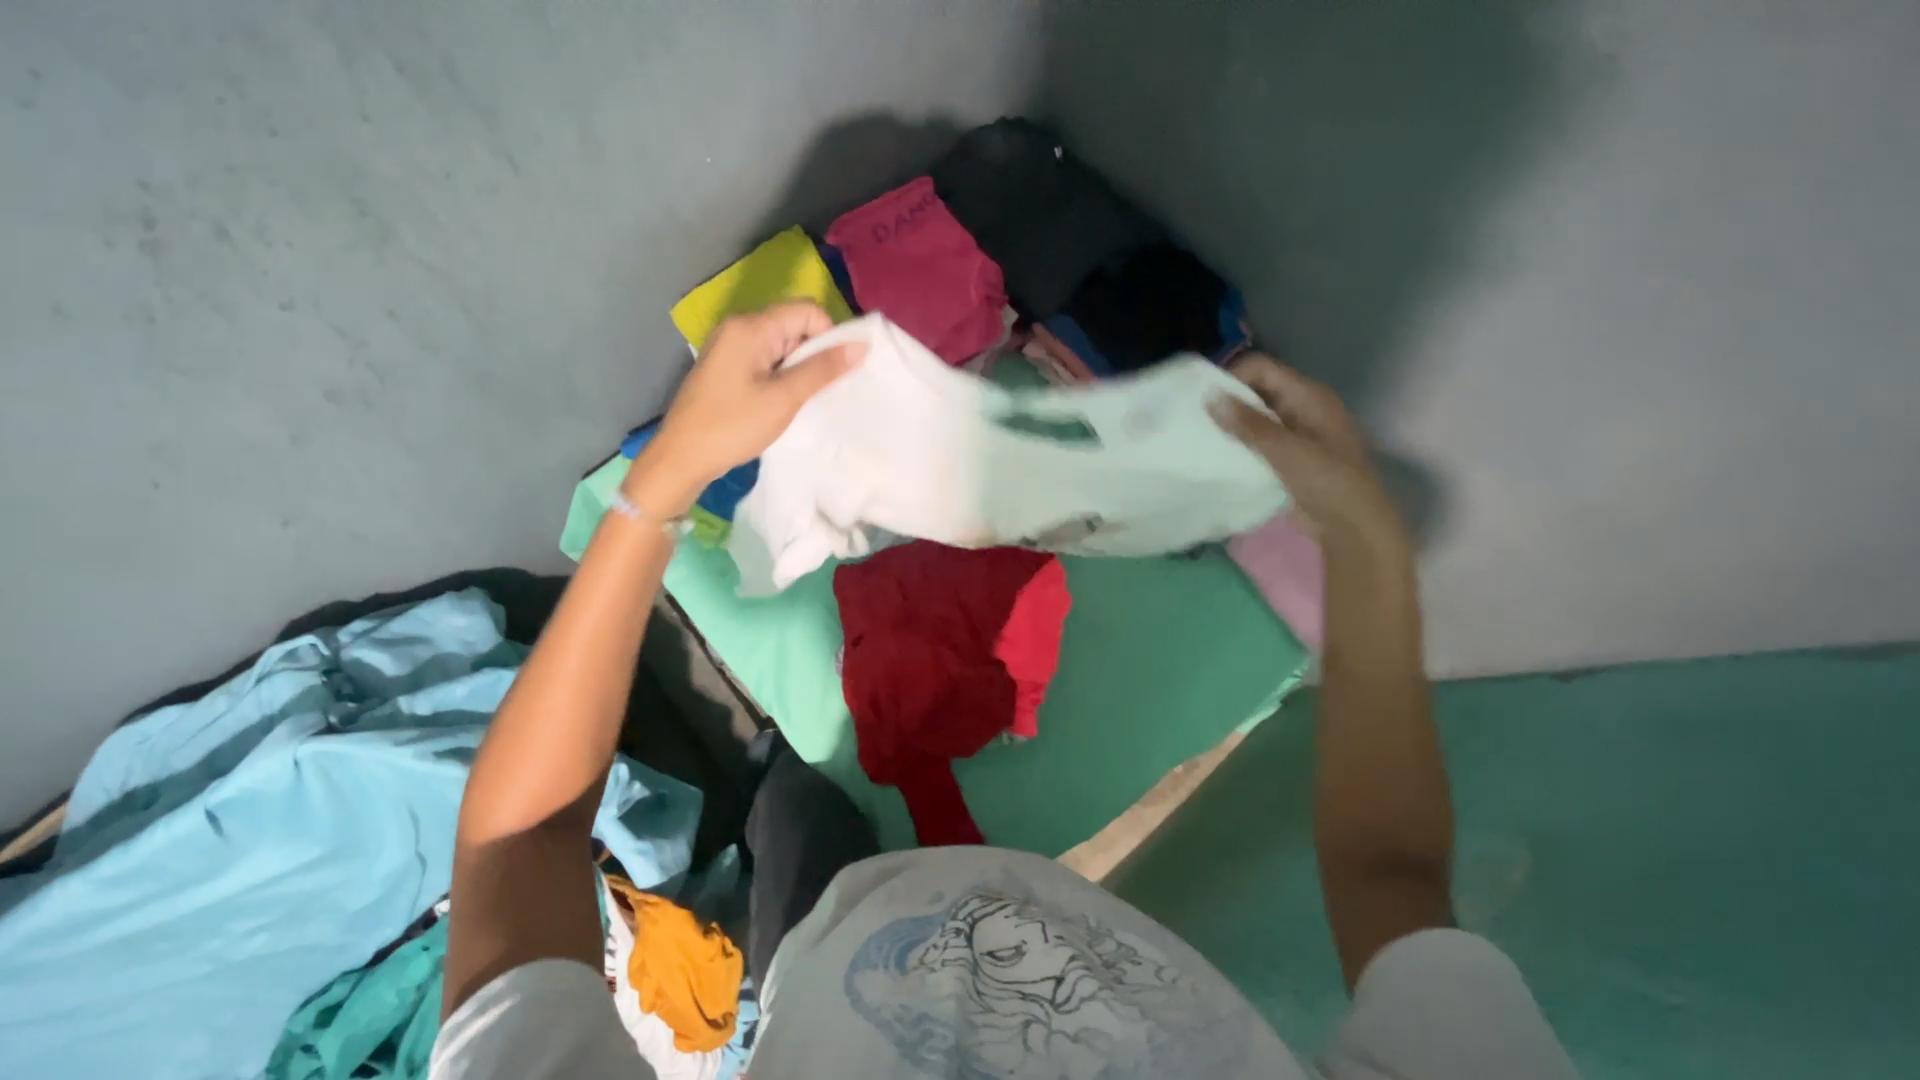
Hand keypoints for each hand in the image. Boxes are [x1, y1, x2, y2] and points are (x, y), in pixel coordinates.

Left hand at [623, 300, 863, 515]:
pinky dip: (782, 376)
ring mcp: (730, 347)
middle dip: (815, 353)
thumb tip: (861, 345)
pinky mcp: (727, 367)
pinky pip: (766, 359)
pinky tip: (784, 402)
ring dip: (799, 368)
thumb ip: (822, 369)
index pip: (807, 310)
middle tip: (820, 390)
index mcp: (751, 327)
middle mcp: (739, 327)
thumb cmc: (732, 426)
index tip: (834, 372)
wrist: (682, 458)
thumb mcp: (784, 398)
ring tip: (802, 399)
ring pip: (782, 345)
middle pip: (794, 324)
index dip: (829, 336)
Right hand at [1210, 353, 1407, 555]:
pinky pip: (1258, 442)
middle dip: (1228, 401)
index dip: (1232, 377)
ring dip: (1232, 426)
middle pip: (1258, 390)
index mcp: (1309, 396)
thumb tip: (1209, 396)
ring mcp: (1296, 434)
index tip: (1204, 401)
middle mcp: (1302, 408)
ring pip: (1256, 418)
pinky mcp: (1288, 458)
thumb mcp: (1286, 450)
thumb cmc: (1327, 481)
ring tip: (1202, 438)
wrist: (1352, 527)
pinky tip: (1219, 457)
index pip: (1262, 369)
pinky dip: (1240, 446)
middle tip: (1197, 420)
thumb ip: (1248, 424)